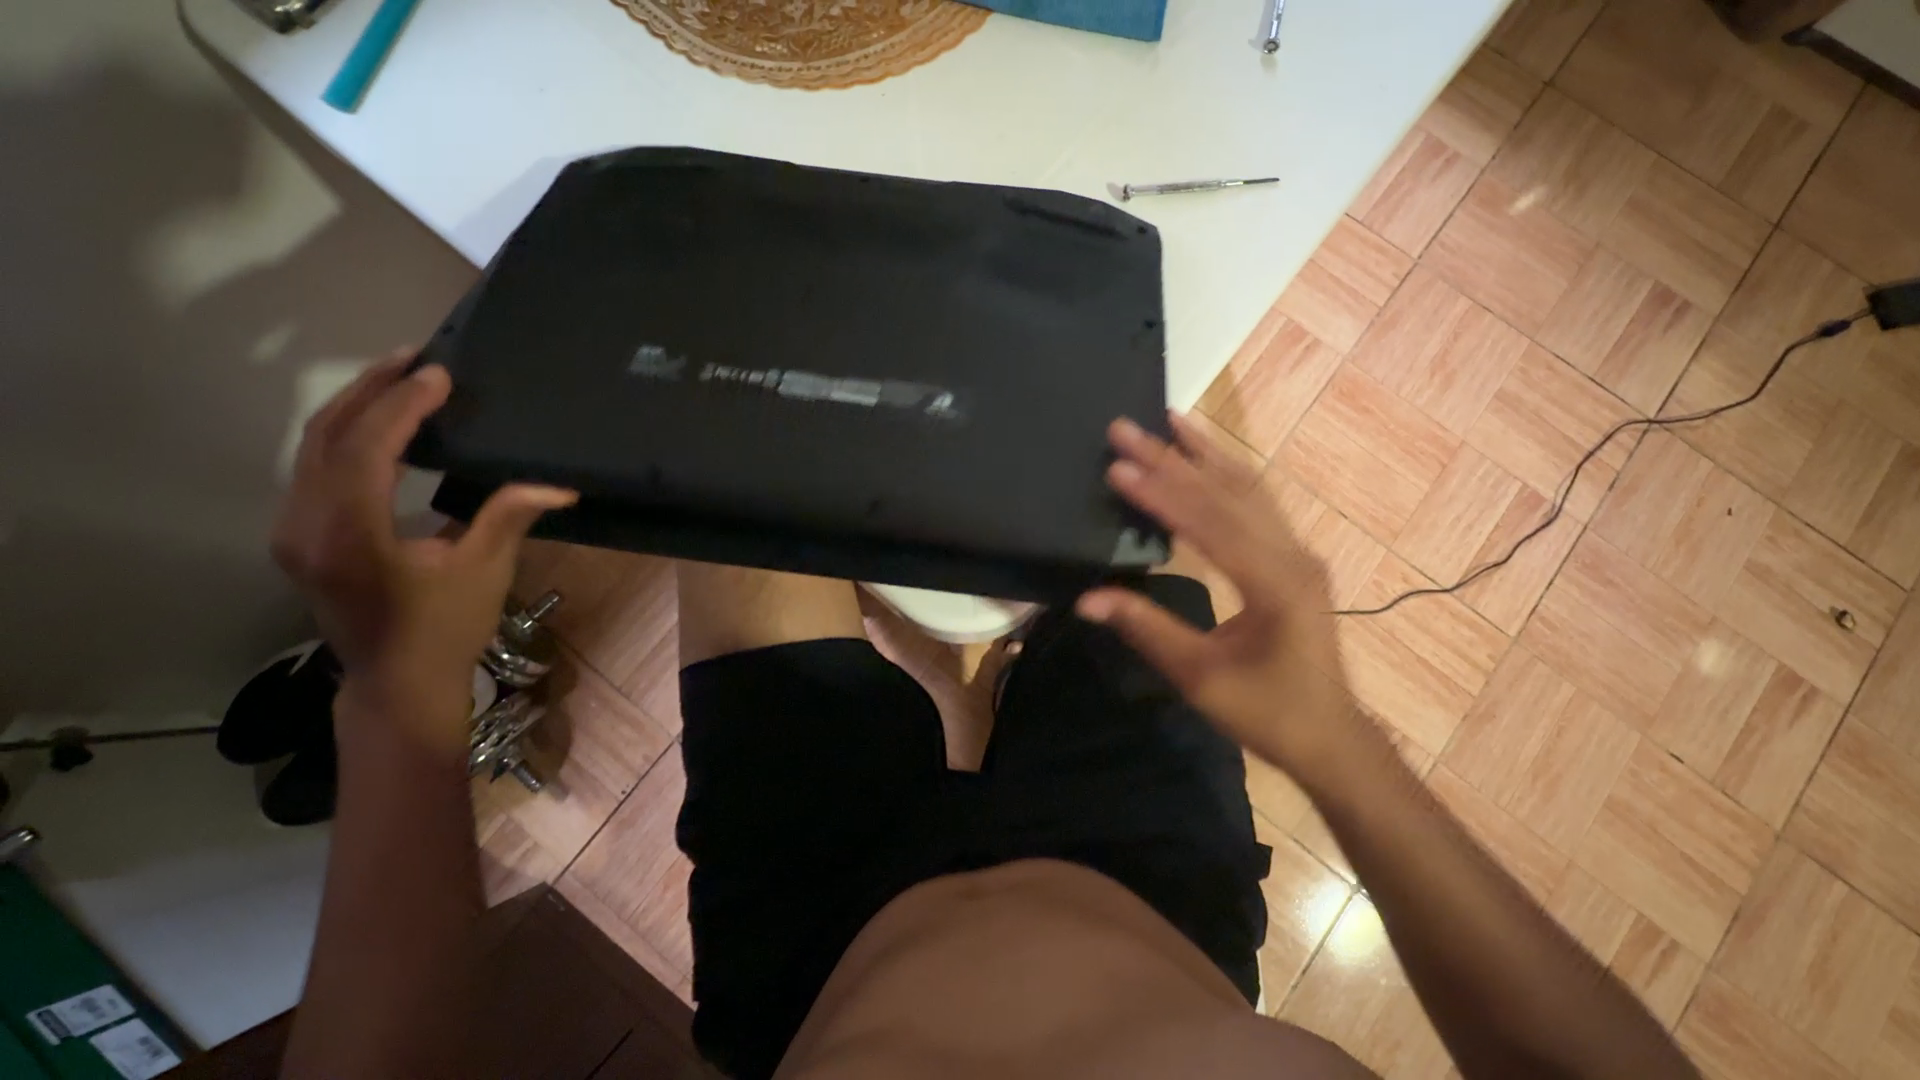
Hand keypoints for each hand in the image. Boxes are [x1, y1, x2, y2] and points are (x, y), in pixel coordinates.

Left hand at [271, 353, 576, 740]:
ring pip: (313, 447)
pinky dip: (346, 436)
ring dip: (355, 407)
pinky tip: (380, 425)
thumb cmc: (444, 630)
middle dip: (371, 390)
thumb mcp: (484, 572)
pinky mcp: (296, 536)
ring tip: (399, 379)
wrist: (396, 682)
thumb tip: (559, 485)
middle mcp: (305, 525)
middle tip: (415, 357)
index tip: (438, 375)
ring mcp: (292, 531)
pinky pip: (314, 468)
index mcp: (349, 534)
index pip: (366, 447)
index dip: (401, 404)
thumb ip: (508, 517)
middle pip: (327, 434)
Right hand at [1076, 414, 1365, 776]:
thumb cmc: (1267, 712)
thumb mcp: (1200, 677)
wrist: (1329, 735)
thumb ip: (1147, 629)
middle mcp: (1291, 555)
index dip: (1159, 494)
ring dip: (1206, 453)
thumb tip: (1087, 599)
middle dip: (1173, 459)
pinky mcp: (1294, 560)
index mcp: (1273, 582)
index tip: (1116, 467)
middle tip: (1125, 428)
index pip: (1208, 524)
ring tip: (1170, 418)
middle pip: (1227, 494)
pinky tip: (1207, 458)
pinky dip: (1228, 474)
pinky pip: (1260, 504)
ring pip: (1249, 489)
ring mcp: (1298, 553)